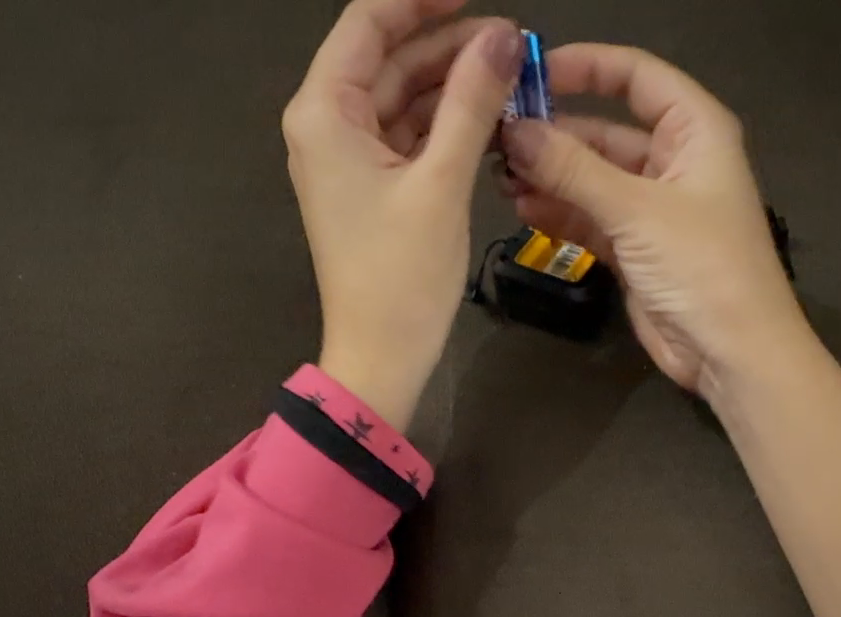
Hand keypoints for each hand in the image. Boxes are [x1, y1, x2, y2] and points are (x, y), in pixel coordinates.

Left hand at [284, 0, 522, 427]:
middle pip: (389, 60)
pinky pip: (408, 139)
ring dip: (454, 89)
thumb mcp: (440, 183)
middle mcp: (328, 126)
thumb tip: (505, 36)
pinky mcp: (371, 190)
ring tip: (514, 82)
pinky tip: (492, 122)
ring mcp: (349, 160)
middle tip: (515, 47)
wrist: (381, 356)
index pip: (368, 23)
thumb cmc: (402, 275)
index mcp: (325, 112)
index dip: (421, 0)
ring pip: (404, 100)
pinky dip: (446, 128)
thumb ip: (472, 104)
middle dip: (449, 47)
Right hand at [498, 45, 808, 395]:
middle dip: (554, 135)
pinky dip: (561, 214)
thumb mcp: (636, 210)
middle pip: (605, 132)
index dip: (585, 67)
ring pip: (592, 181)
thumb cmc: (701, 266)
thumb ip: (573, 169)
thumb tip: (515, 131)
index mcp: (694, 131)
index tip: (529, 74)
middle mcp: (674, 163)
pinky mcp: (636, 251)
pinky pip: (591, 220)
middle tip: (497, 141)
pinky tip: (522, 209)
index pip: (636, 77)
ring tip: (499, 178)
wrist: (731, 352)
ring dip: (550, 178)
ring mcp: (653, 210)